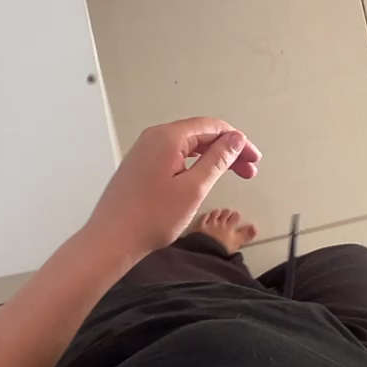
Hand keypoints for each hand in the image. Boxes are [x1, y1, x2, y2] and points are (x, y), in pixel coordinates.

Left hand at [82, 118, 260, 259]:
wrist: (111, 240)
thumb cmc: (152, 217)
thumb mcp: (194, 188)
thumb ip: (217, 160)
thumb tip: (235, 139)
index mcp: (167, 137)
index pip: (211, 126)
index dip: (237, 141)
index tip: (254, 160)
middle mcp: (153, 137)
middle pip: (200, 134)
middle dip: (227, 150)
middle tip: (249, 172)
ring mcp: (144, 152)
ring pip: (187, 146)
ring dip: (212, 158)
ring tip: (232, 176)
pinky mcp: (139, 167)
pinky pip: (174, 156)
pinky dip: (194, 165)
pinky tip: (204, 178)